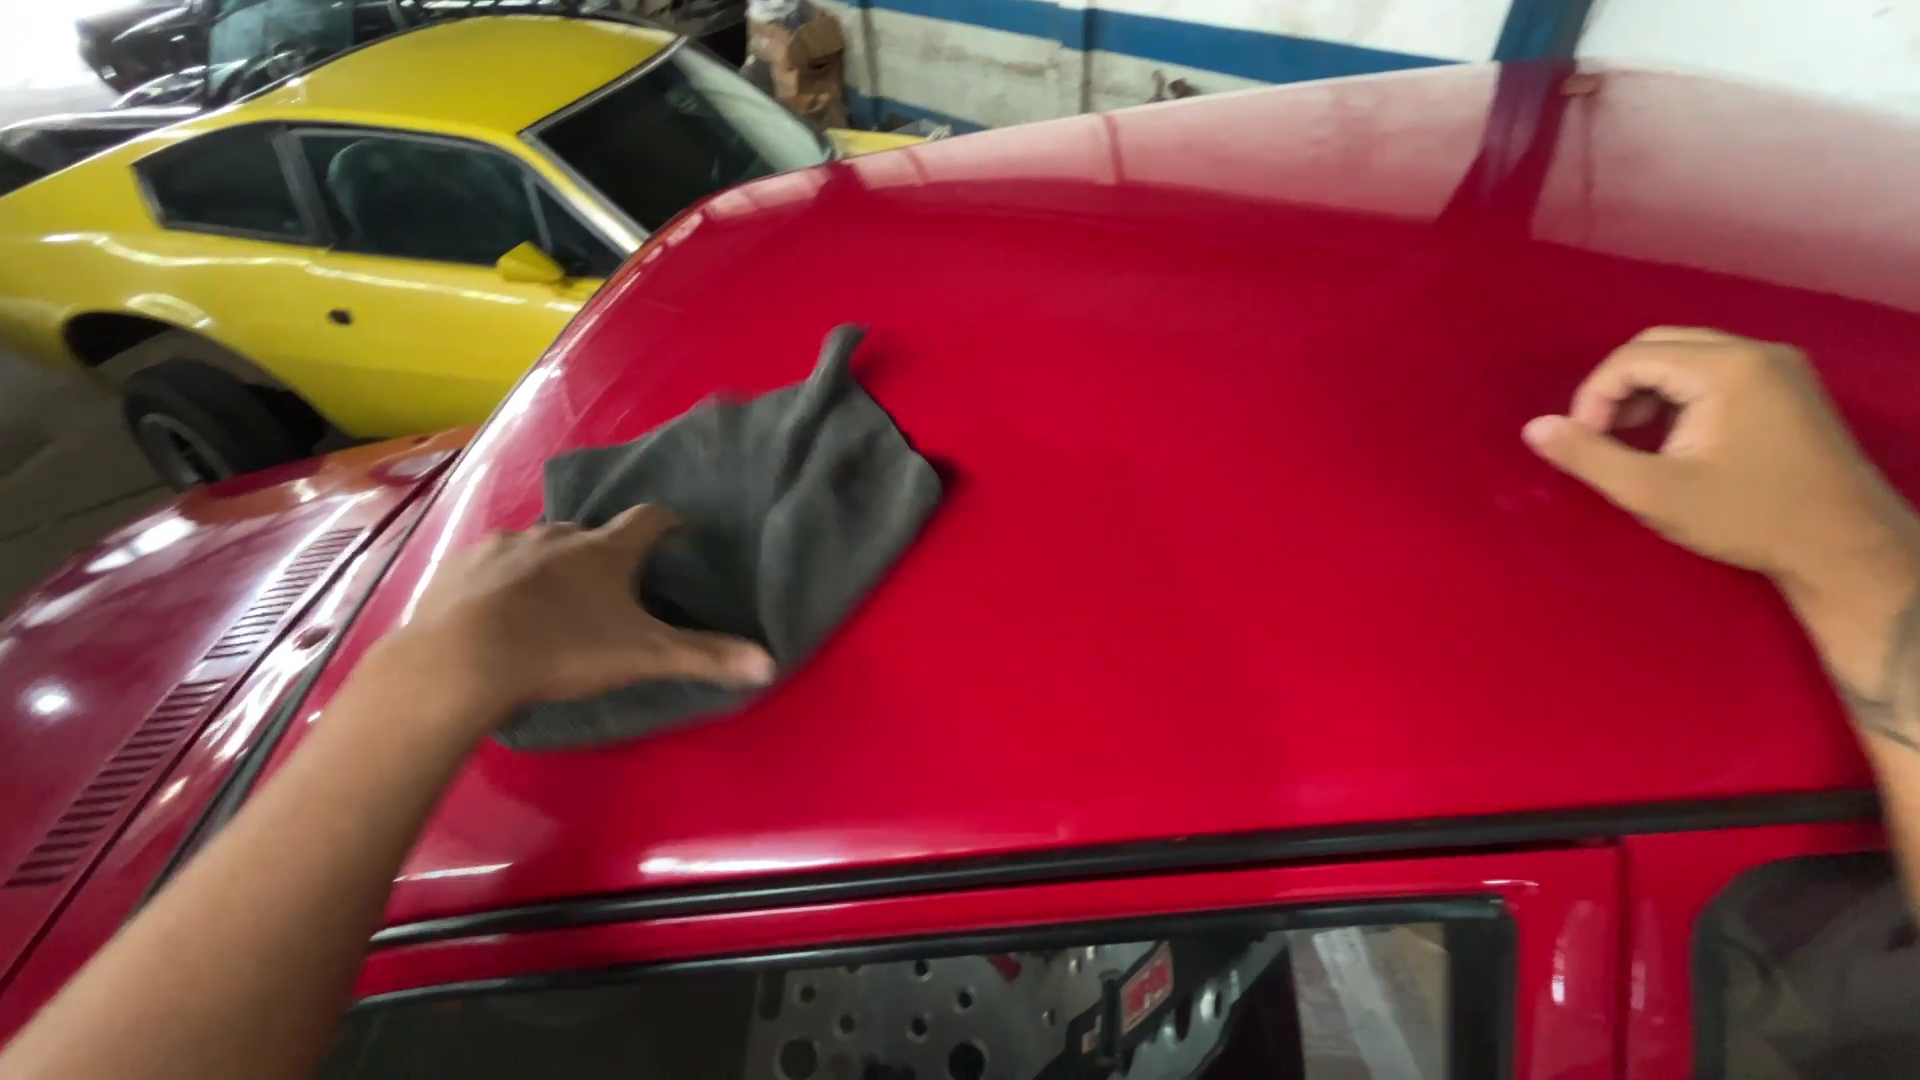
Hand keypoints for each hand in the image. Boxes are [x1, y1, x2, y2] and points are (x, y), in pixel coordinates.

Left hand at [385, 506, 774, 720]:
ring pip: (538, 546)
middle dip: (601, 553)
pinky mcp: (459, 565)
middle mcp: (557, 535)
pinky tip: (498, 610)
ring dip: (550, 564)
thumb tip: (770, 664)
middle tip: (607, 590)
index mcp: (604, 550)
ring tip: (549, 603)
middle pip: (590, 534)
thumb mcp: (644, 657)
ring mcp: (504, 546)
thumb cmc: (563, 651)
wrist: (458, 663)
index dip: (666, 523)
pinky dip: (502, 579)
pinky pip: (492, 563)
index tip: (674, 533)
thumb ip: (706, 657)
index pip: (649, 519)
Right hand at [1522, 327, 1919, 592]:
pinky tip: (1669, 436)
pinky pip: (1710, 371)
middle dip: (1615, 389)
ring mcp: (1779, 368)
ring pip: (1682, 356)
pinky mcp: (1786, 388)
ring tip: (1631, 439)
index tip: (1586, 444)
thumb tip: (1533, 428)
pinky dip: (1674, 395)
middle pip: (1656, 346)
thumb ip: (1586, 455)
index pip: (1631, 358)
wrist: (1844, 547)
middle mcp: (1757, 354)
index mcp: (1727, 370)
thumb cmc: (1744, 517)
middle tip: (1603, 436)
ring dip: (1642, 392)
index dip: (1592, 398)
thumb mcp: (1650, 491)